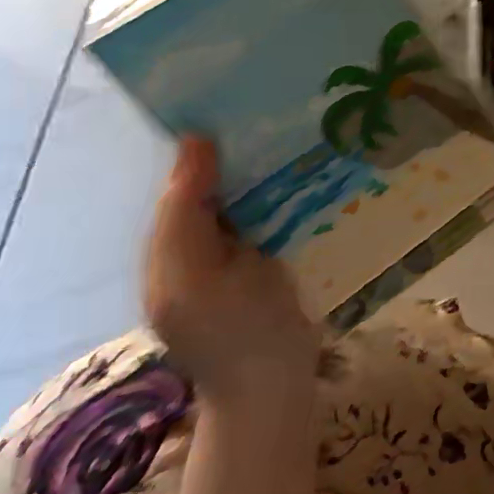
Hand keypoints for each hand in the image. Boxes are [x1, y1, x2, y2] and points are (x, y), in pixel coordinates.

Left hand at [144, 137, 317, 411]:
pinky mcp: (277, 255)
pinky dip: (295, 191)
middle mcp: (205, 241)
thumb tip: (194, 139)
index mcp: (173, 244)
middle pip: (223, 182)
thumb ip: (185, 210)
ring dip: (276, 167)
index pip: (185, 180)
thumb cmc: (229, 333)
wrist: (274, 387)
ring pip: (255, 193)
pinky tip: (319, 172)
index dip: (205, 146)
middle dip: (247, 151)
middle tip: (285, 113)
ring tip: (308, 132)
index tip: (243, 107)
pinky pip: (280, 211)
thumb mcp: (191, 274)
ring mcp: (244, 250)